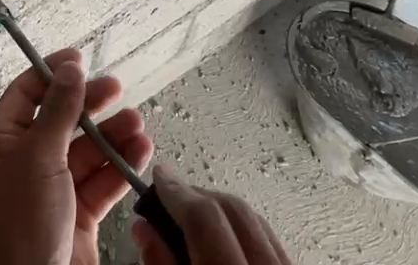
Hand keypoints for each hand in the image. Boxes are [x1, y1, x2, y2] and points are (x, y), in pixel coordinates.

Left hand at [0, 48, 152, 264]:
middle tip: (115, 88)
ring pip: (87, 151)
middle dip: (89, 103)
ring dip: (112, 136)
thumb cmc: (23, 225)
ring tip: (136, 123)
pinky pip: (102, 181)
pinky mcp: (79, 214)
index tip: (77, 59)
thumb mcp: (40, 156)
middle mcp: (27, 162)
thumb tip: (68, 69)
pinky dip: (121, 167)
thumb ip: (58, 111)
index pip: (25, 94)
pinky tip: (139, 153)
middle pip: (61, 119)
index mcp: (3, 143)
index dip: (50, 74)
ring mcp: (54, 188)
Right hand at [132, 165, 293, 264]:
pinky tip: (226, 239)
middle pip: (234, 208)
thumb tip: (145, 229)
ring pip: (256, 218)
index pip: (203, 217)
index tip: (157, 178)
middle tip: (170, 196)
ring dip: (221, 208)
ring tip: (193, 218)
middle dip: (197, 195)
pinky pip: (272, 239)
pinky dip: (245, 228)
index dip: (175, 191)